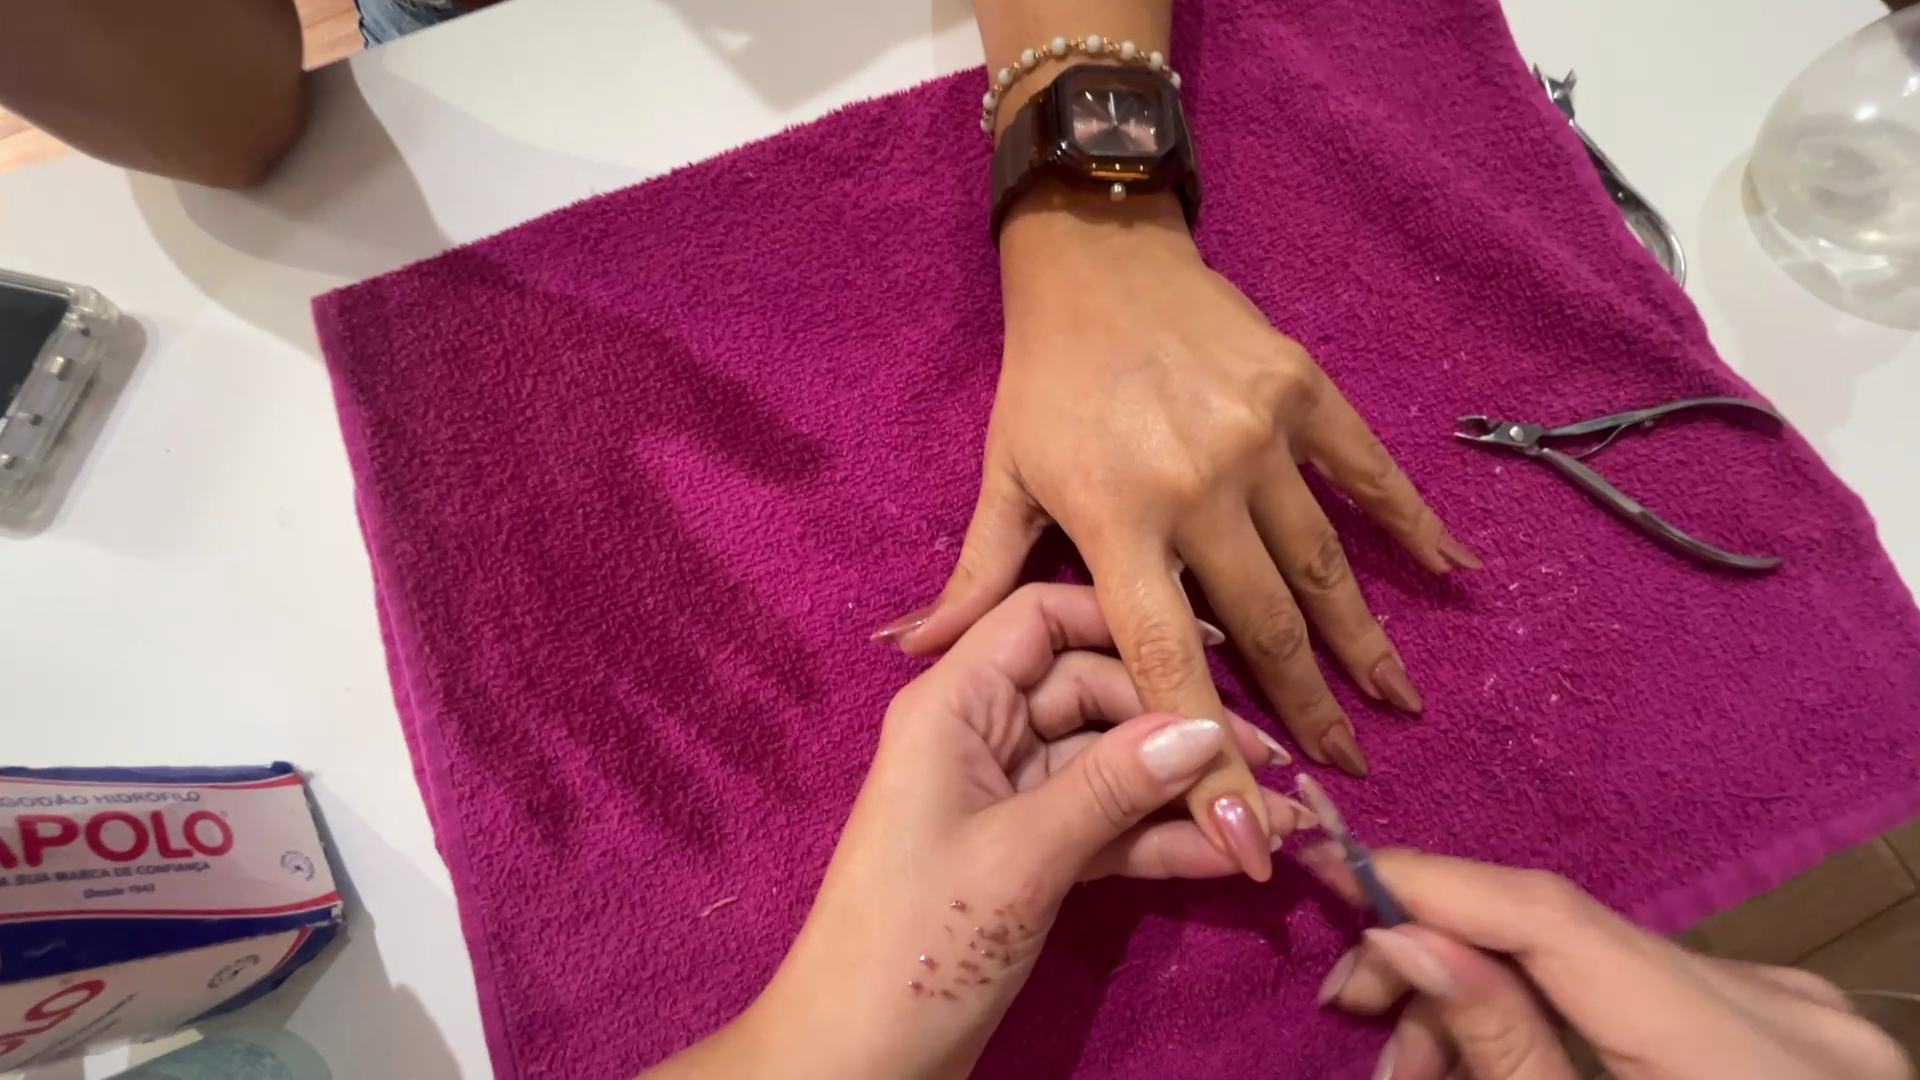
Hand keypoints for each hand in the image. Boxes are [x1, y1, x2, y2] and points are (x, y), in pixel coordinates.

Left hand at [654, 584, 1309, 1079]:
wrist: (857, 1060)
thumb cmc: (918, 939)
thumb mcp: (1022, 854)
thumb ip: (1113, 785)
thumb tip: (1205, 728)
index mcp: (954, 701)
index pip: (1039, 619)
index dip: (1116, 622)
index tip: (1202, 649)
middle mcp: (981, 728)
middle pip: (1088, 693)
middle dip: (1171, 728)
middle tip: (1262, 769)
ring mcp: (1007, 788)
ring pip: (1104, 762)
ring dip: (1178, 789)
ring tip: (1270, 821)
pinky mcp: (1028, 843)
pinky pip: (1101, 819)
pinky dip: (1156, 836)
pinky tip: (1227, 855)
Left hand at [878, 189, 1476, 853]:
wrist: (1094, 264)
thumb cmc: (1041, 383)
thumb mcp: (1000, 479)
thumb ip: (972, 577)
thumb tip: (902, 647)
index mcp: (1115, 520)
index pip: (1164, 660)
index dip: (1203, 753)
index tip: (1249, 831)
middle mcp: (1197, 488)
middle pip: (1264, 626)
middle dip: (1306, 710)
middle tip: (1344, 773)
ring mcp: (1259, 438)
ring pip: (1322, 565)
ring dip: (1361, 642)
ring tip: (1395, 703)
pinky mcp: (1302, 392)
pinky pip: (1367, 471)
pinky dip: (1411, 523)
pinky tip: (1452, 571)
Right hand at [1304, 847, 1913, 1079]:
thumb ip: (1497, 1045)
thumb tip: (1395, 936)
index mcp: (1754, 1060)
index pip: (1553, 917)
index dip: (1426, 880)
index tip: (1324, 864)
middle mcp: (1780, 1007)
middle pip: (1550, 934)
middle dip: (1432, 960)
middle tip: (1346, 1001)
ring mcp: (1781, 1007)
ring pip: (1569, 955)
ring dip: (1473, 993)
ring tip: (1405, 1062)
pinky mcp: (1764, 1018)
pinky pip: (1610, 982)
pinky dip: (1534, 1007)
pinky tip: (1480, 1047)